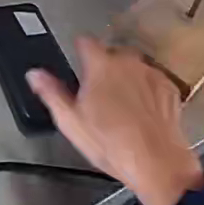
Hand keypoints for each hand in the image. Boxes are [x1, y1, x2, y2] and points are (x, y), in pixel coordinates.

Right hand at [28, 38, 203, 204]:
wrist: (156, 163)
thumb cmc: (112, 144)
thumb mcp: (70, 121)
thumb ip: (51, 92)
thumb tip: (34, 74)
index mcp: (100, 65)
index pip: (85, 41)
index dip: (79, 49)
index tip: (77, 58)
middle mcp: (128, 62)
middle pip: (110, 53)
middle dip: (103, 68)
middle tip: (98, 96)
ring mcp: (151, 73)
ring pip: (133, 67)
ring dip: (126, 78)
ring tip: (120, 107)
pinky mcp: (169, 88)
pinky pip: (152, 81)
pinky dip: (146, 91)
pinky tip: (141, 113)